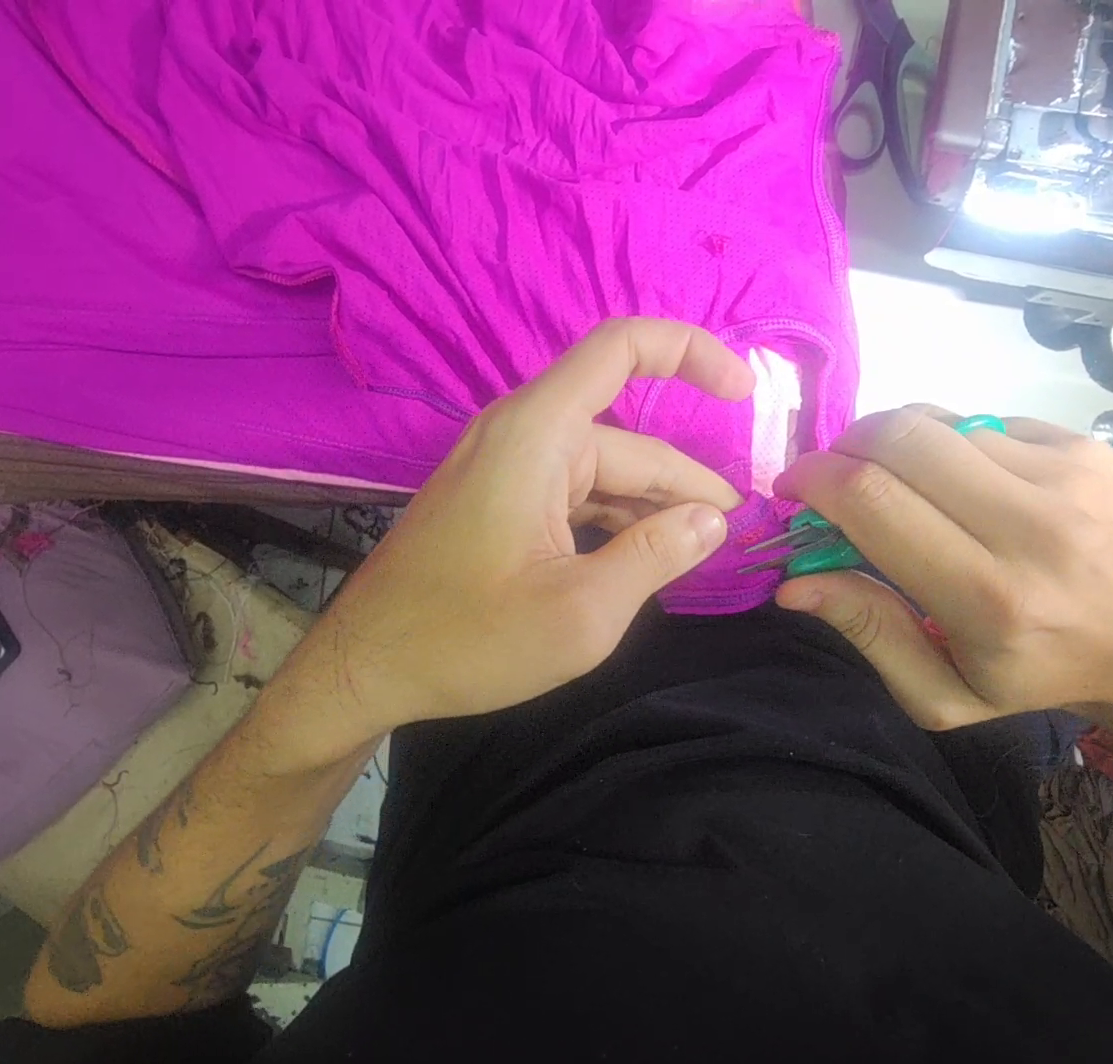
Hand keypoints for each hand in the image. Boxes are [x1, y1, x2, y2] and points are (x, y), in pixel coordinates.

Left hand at [273, 319, 752, 746]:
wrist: (368, 667)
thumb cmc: (467, 641)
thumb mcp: (581, 612)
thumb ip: (656, 556)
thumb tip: (710, 520)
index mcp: (538, 434)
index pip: (623, 348)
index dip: (691, 353)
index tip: (745, 394)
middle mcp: (520, 435)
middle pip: (626, 439)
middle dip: (683, 485)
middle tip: (732, 538)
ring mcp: (504, 469)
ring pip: (601, 472)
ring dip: (649, 508)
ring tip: (697, 554)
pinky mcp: (496, 502)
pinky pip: (570, 495)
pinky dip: (610, 521)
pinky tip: (642, 560)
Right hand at [773, 406, 1112, 747]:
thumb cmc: (1044, 678)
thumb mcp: (943, 692)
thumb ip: (868, 634)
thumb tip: (794, 582)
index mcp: (988, 598)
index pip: (871, 500)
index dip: (814, 479)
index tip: (793, 489)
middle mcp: (1031, 526)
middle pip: (898, 439)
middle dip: (842, 448)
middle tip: (832, 476)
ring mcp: (1068, 476)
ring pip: (937, 423)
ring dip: (889, 442)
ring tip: (890, 477)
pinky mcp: (1088, 447)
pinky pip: (983, 421)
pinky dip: (946, 442)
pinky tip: (955, 479)